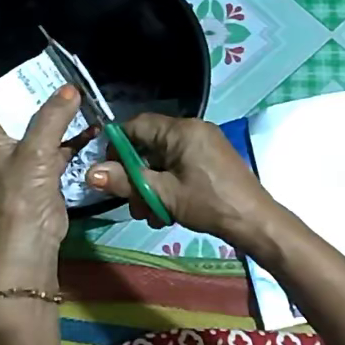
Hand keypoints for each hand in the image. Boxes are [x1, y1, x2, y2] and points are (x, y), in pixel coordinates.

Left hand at [0, 85, 87, 266]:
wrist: (30, 240)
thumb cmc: (23, 191)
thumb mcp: (37, 149)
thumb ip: (54, 116)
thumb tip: (70, 88)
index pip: (11, 106)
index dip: (34, 91)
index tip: (59, 76)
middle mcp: (3, 149)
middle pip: (31, 119)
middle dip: (56, 106)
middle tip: (80, 88)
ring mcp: (24, 164)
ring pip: (48, 135)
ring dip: (68, 123)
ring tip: (90, 104)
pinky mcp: (44, 177)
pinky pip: (59, 151)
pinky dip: (74, 141)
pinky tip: (93, 129)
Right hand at [85, 113, 279, 245]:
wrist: (253, 220)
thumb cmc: (208, 203)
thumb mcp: (163, 194)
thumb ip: (126, 181)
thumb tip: (90, 172)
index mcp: (182, 130)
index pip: (137, 125)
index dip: (117, 146)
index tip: (108, 172)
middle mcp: (193, 129)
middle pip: (149, 144)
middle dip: (136, 176)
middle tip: (134, 205)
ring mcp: (205, 143)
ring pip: (164, 159)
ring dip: (152, 186)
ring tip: (152, 214)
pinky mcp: (212, 159)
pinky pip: (180, 165)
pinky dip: (169, 185)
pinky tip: (167, 211)